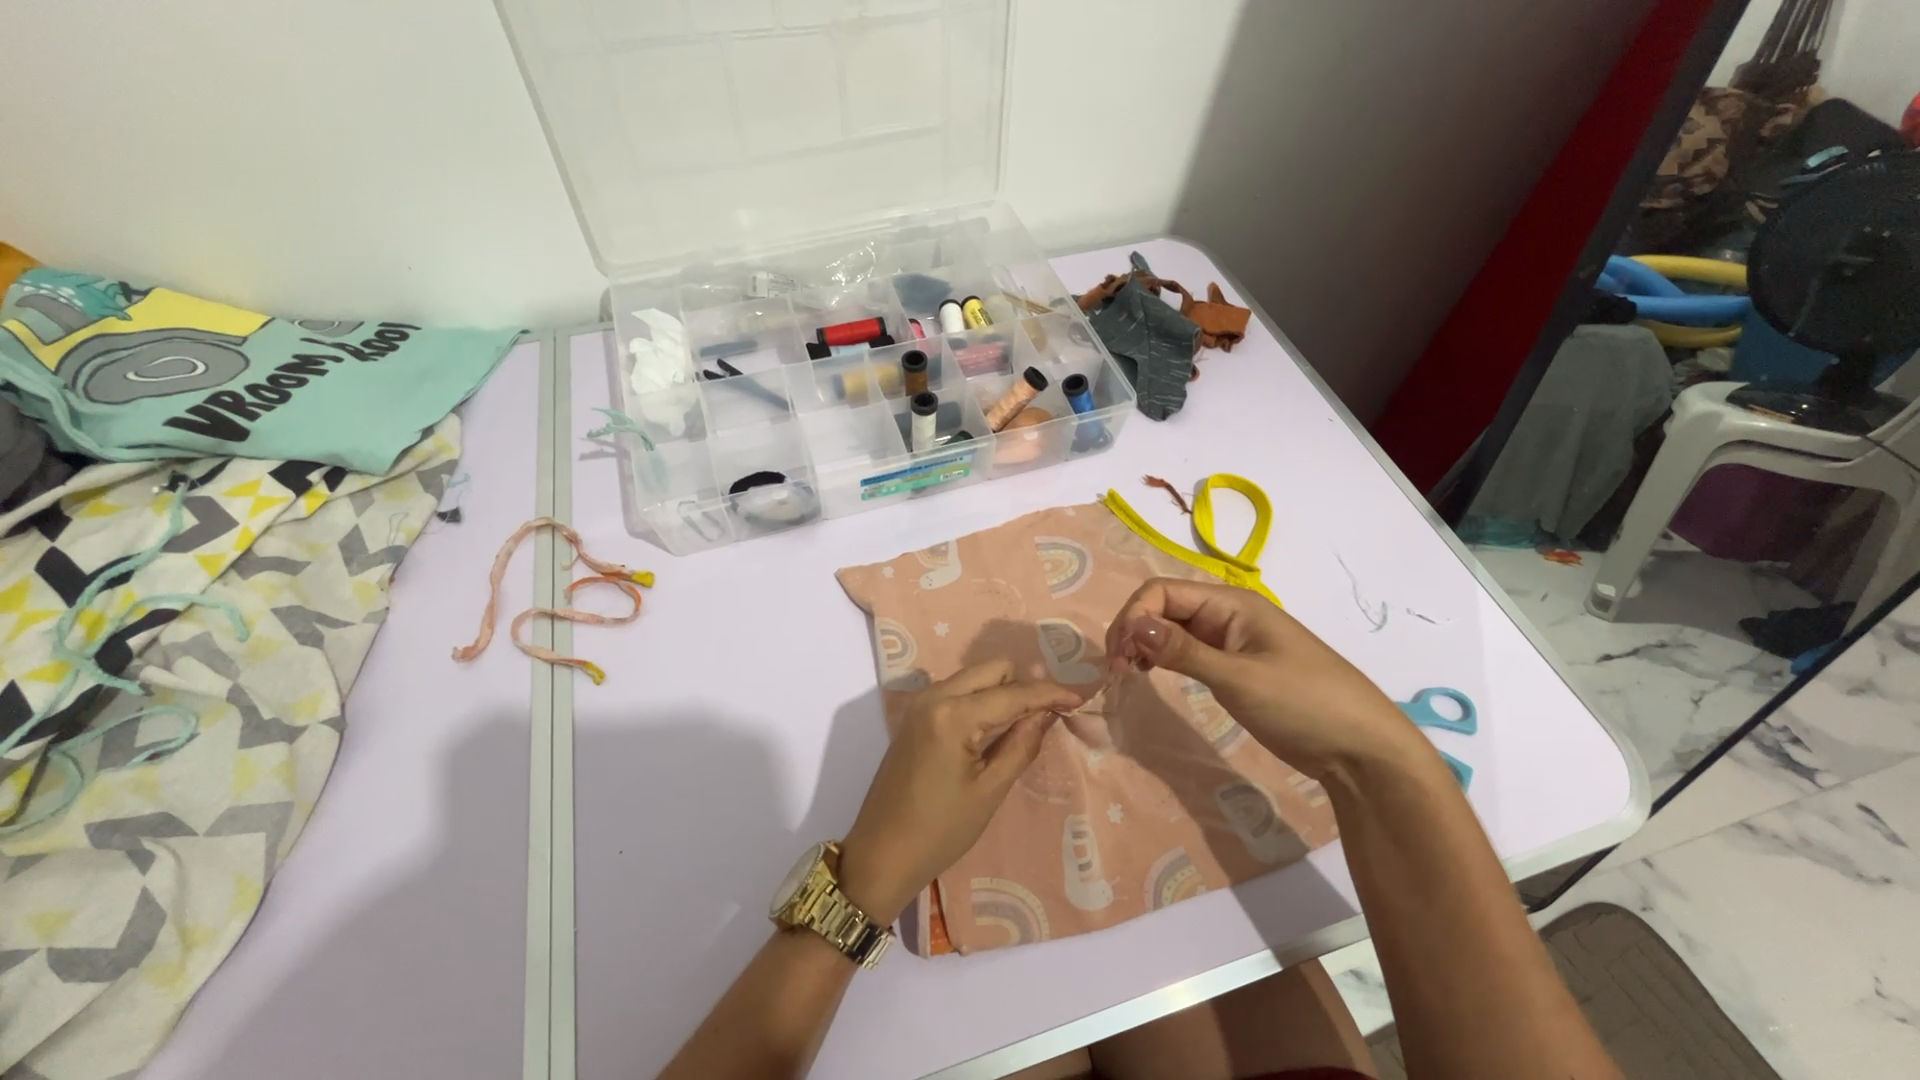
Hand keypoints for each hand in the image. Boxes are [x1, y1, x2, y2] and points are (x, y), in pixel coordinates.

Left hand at [838, 662, 1079, 924]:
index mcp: (953, 715)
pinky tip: (997, 727)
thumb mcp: (989, 791)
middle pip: (992, 670)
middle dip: (1024, 685)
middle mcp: (934, 696)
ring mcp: (921, 704)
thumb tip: (1046, 714)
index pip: (1013, 693)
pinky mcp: (915, 717)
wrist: (880, 854)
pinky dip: (981, 700)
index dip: (1049, 693)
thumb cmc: (940, 830)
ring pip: (974, 678)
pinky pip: (957, 692)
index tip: (1079, 698)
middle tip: (1051, 714)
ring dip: (1002, 691)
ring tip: (1029, 722)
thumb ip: (1021, 745)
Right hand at [1105, 578, 1426, 781]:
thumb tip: (1133, 626)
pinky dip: (1164, 659)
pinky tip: (1152, 676)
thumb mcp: (1239, 678)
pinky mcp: (1235, 668)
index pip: (1163, 592)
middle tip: (1118, 671)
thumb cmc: (1303, 704)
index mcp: (1232, 604)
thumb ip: (1184, 652)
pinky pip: (1188, 652)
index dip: (1134, 616)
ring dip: (1145, 645)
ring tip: (1130, 675)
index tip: (1119, 657)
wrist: (1360, 748)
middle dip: (1134, 630)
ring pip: (1173, 630)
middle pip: (1165, 607)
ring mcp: (1231, 642)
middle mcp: (1229, 615)